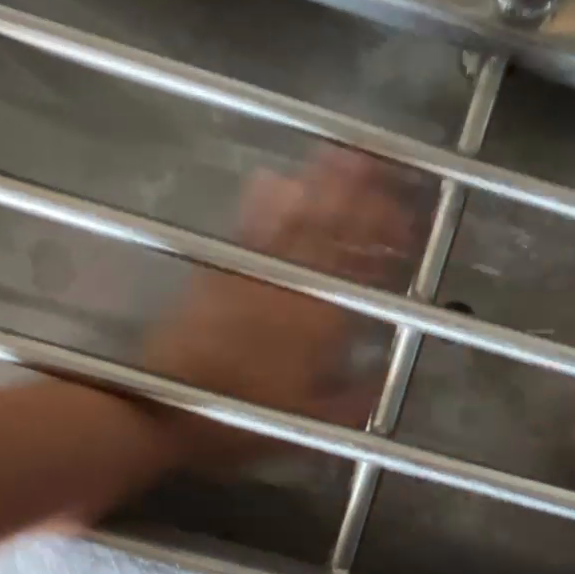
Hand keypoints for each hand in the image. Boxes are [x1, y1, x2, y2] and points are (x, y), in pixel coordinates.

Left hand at [143, 148, 411, 466]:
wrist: (166, 405)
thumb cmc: (241, 417)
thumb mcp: (311, 422)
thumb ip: (356, 394)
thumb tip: (386, 371)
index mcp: (320, 322)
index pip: (364, 269)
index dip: (388, 240)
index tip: (407, 217)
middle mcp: (291, 287)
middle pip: (333, 230)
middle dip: (361, 191)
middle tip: (381, 158)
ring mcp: (254, 273)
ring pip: (295, 220)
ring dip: (320, 184)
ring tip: (340, 151)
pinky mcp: (221, 271)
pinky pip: (249, 228)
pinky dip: (263, 201)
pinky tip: (273, 177)